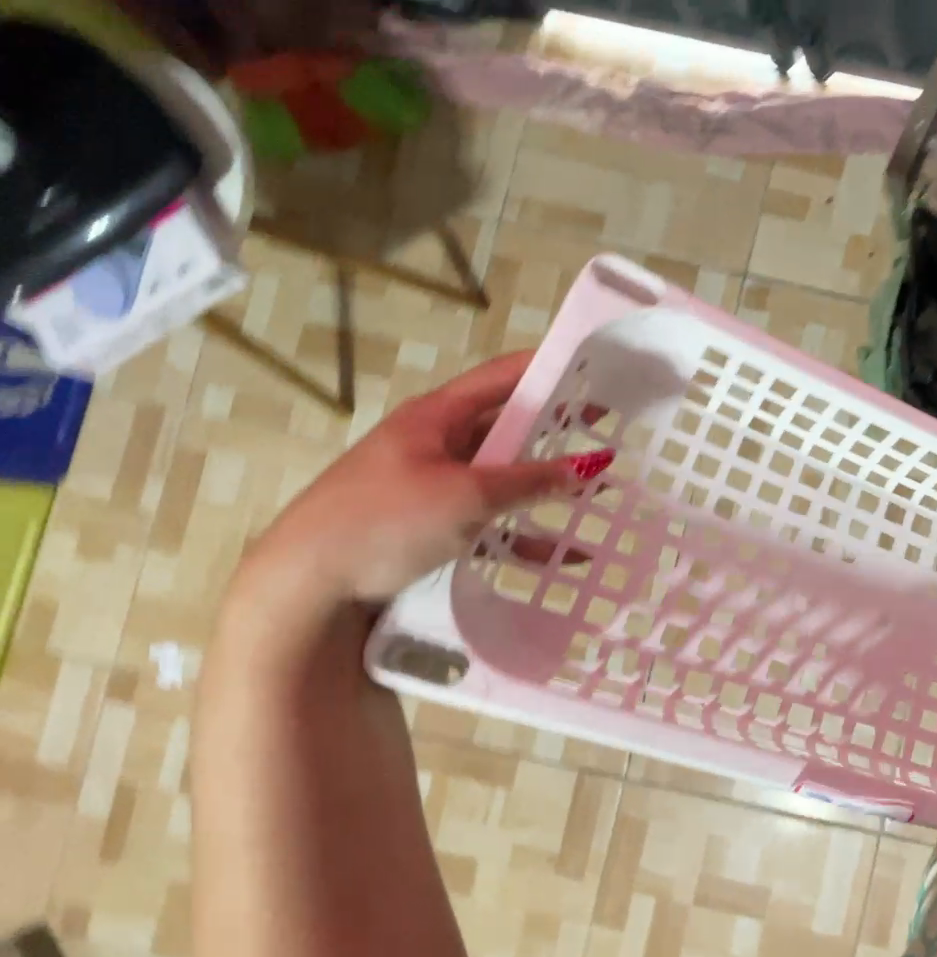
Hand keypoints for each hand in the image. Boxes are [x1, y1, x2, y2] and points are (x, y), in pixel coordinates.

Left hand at [239, 351, 612, 606]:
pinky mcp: (431, 525)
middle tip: (610, 432)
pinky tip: (564, 553)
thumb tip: (593, 465)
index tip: (599, 373)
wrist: (307, 585)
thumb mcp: (467, 495)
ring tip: (597, 490)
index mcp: (436, 416)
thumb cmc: (384, 521)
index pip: (503, 377)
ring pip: (502, 475)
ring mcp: (431, 484)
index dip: (551, 371)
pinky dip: (525, 532)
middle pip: (506, 426)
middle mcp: (434, 442)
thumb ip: (531, 480)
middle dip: (558, 429)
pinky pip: (491, 519)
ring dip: (546, 483)